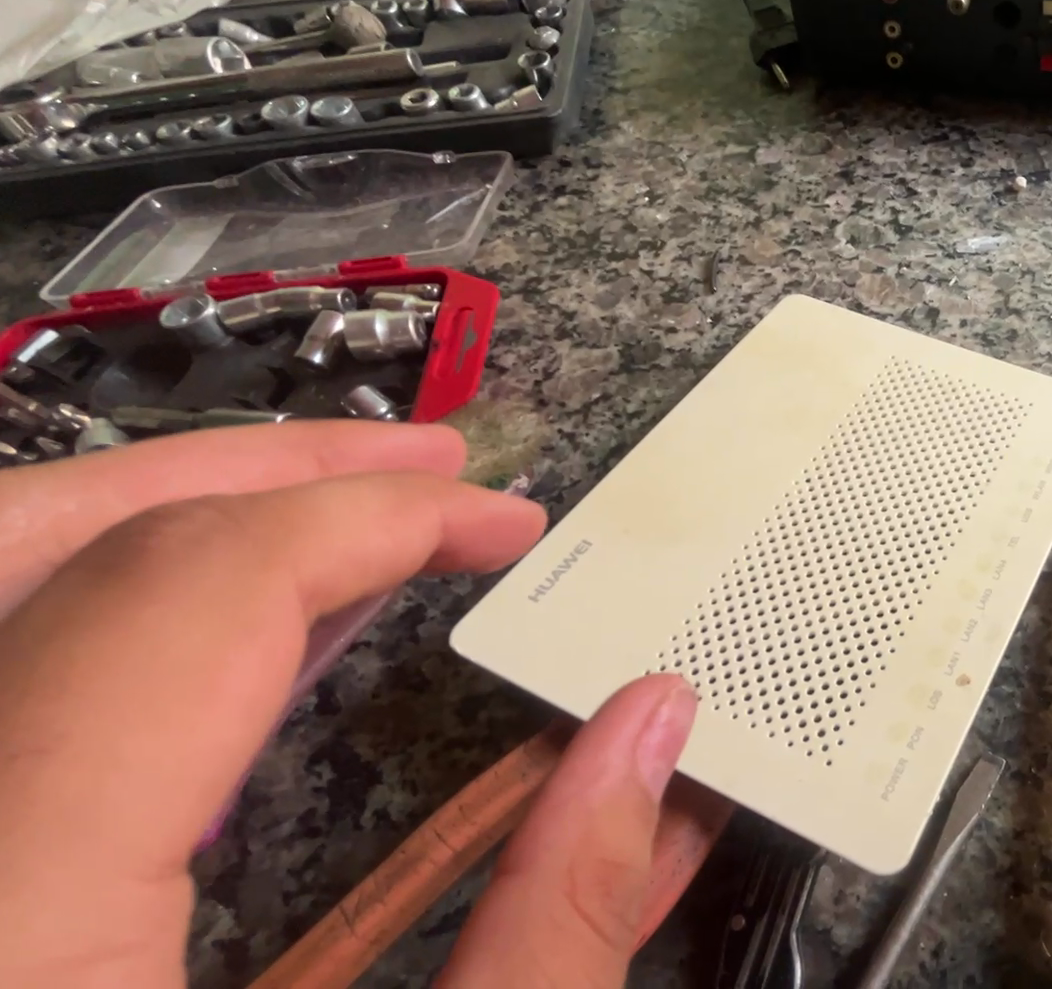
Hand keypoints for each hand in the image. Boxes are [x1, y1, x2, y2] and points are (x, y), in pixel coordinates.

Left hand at [0, 423, 723, 986]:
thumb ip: (557, 924)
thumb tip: (653, 728)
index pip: (196, 591)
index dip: (382, 521)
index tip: (509, 525)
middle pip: (37, 548)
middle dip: (263, 476)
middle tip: (423, 461)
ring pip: (5, 598)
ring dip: (194, 532)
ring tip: (350, 514)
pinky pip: (13, 690)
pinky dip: (137, 632)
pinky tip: (254, 657)